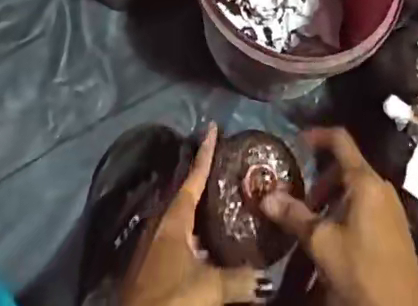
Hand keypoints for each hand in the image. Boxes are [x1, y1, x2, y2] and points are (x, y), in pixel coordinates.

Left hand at [121, 124, 269, 305]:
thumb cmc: (169, 299)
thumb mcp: (209, 288)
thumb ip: (240, 279)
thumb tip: (268, 278)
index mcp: (173, 221)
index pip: (193, 178)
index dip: (205, 153)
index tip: (213, 128)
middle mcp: (160, 227)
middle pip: (183, 194)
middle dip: (200, 178)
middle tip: (221, 162)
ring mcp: (151, 248)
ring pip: (178, 218)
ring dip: (195, 207)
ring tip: (217, 198)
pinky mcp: (149, 269)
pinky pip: (174, 238)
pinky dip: (191, 231)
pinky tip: (205, 240)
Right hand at [259, 128, 417, 305]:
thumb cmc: (361, 269)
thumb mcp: (322, 243)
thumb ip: (295, 216)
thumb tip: (267, 196)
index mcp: (365, 180)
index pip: (340, 140)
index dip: (317, 135)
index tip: (295, 142)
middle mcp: (380, 185)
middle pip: (346, 167)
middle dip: (319, 180)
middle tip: (298, 201)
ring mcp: (389, 205)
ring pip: (354, 188)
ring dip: (331, 199)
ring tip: (311, 223)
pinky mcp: (393, 225)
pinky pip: (364, 204)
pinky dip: (344, 210)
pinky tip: (332, 237)